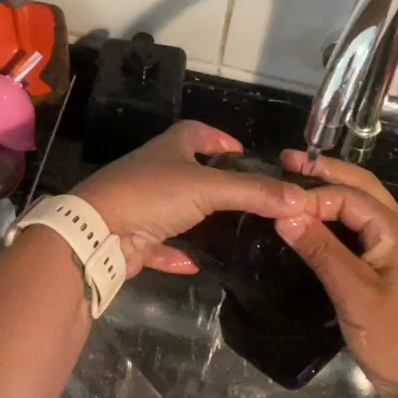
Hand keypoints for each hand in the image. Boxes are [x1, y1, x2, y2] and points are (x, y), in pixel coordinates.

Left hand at [71, 122, 309, 273]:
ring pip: (176, 209)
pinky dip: (177, 253)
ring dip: (198, 219)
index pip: (198, 132)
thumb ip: (253, 193)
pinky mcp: (134, 237)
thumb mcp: (208, 188)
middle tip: (248, 198)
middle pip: (189, 171)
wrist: (97, 231)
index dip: (221, 139)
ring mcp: (142, 205)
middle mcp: (155, 171)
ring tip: (233, 230)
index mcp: (170, 147)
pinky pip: (161, 245)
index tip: (244, 155)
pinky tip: (197, 264)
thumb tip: (300, 197)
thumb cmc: (152, 194)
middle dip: (215, 182)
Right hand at [273, 151, 397, 397]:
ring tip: (294, 186)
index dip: (313, 193)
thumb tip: (283, 213)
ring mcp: (396, 252)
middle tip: (286, 162)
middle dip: (325, 174)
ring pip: (361, 209)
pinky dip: (335, 220)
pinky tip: (313, 224)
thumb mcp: (355, 295)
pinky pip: (360, 232)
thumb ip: (321, 251)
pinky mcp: (389, 272)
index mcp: (397, 232)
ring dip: (330, 194)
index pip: (349, 195)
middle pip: (361, 189)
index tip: (276, 199)